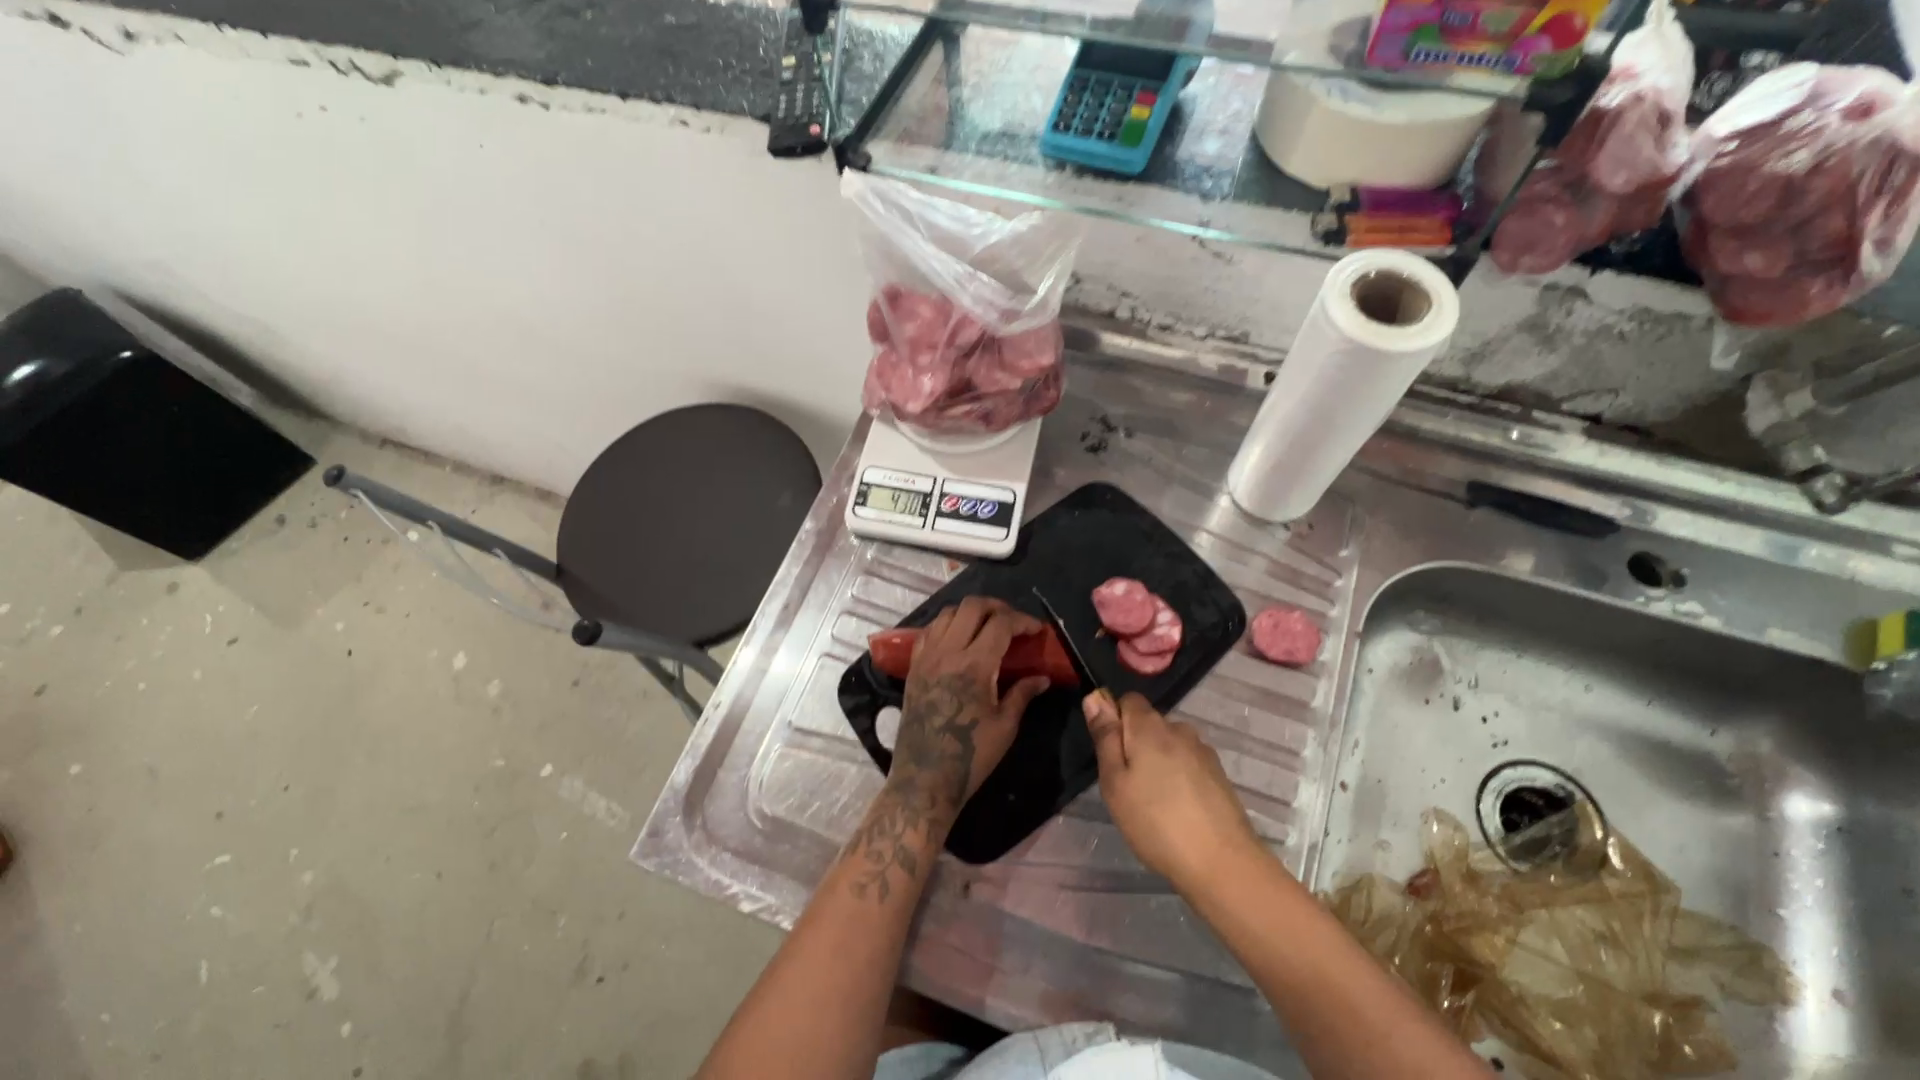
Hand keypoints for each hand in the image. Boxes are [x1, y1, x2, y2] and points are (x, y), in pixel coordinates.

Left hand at [889, 597, 1050, 828]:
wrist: (926, 777)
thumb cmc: (972, 755)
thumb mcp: (1005, 725)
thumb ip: (1022, 694)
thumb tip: (1042, 677)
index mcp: (974, 665)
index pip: (1001, 624)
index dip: (1023, 620)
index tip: (1037, 630)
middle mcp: (947, 652)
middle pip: (972, 607)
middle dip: (997, 607)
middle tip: (1014, 622)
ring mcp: (926, 658)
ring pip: (947, 613)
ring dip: (971, 613)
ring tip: (987, 627)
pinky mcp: (913, 668)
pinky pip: (929, 631)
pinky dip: (947, 625)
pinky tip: (959, 640)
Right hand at [1084, 691, 1264, 885]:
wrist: (1219, 860)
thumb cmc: (1154, 821)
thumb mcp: (1115, 782)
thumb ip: (1105, 737)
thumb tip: (1095, 696)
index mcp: (1151, 727)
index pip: (1128, 700)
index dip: (1114, 720)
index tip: (1110, 755)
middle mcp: (1180, 729)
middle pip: (1149, 723)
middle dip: (1135, 745)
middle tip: (1127, 787)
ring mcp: (1203, 752)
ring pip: (1169, 745)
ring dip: (1157, 762)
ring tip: (1153, 802)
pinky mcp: (1218, 774)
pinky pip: (1187, 764)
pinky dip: (1177, 777)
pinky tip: (1177, 809)